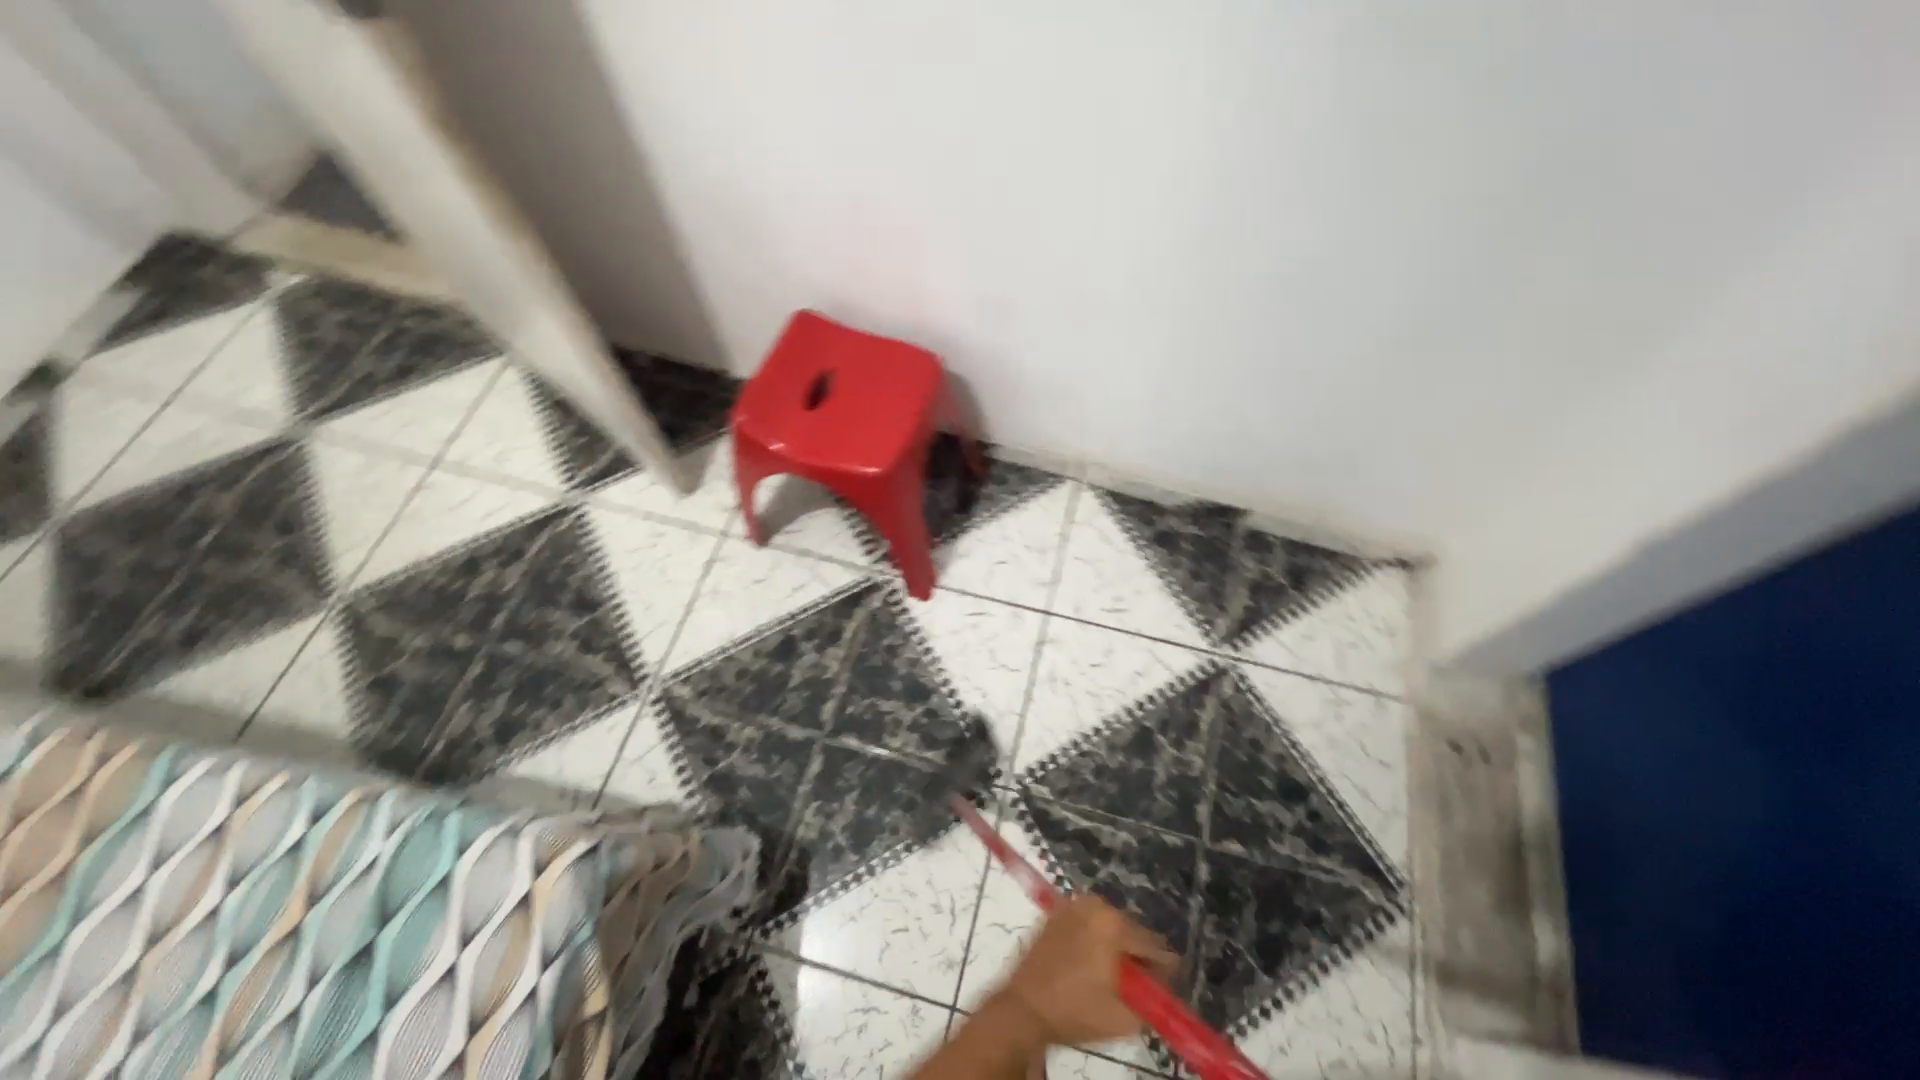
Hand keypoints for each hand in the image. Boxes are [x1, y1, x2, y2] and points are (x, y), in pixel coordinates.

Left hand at [994, 895, 1178, 1045]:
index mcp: (1114, 925)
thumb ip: (1154, 1001)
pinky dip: (1094, 938)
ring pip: (1109, 925)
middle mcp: (1095, 905)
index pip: (1155, 945)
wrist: (1023, 1008)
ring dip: (1116, 945)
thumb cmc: (1075, 1011)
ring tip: (1111, 975)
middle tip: (1135, 984)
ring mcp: (1073, 905)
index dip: (1163, 970)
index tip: (1162, 989)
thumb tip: (1163, 989)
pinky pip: (1088, 923)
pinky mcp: (1056, 913)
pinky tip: (1089, 963)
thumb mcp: (1125, 1018)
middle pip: (1132, 930)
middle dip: (1138, 955)